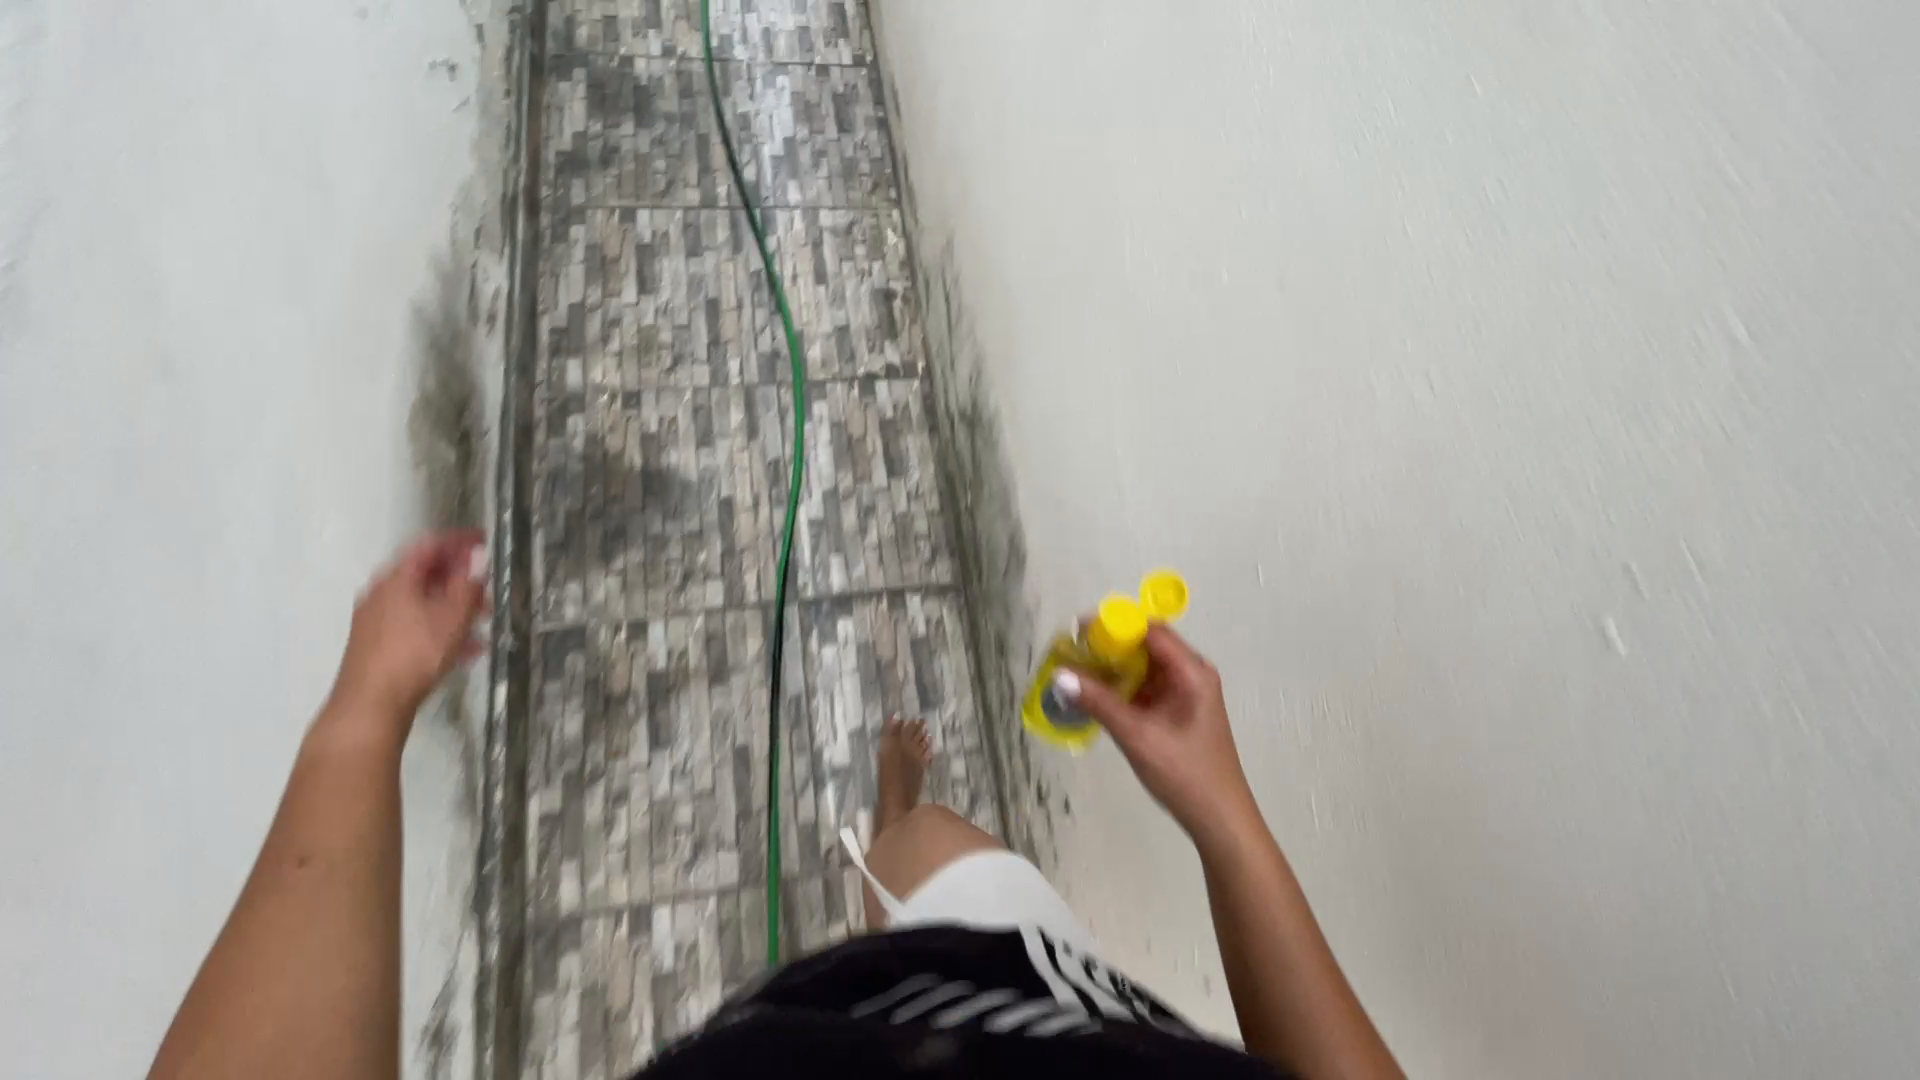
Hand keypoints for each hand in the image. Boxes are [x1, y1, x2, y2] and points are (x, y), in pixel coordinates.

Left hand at [324, 530, 488, 734]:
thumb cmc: (415, 653)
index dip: (459, 541)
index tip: (484, 541)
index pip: (430, 546)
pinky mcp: (378, 645)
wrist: (370, 704)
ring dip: (454, 606)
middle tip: (487, 584)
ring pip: (423, 603)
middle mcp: (382, 594)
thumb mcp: (452, 618)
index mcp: (397, 580)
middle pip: (425, 574)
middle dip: (460, 577)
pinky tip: (465, 649)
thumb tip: (475, 567)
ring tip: (484, 621)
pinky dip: (441, 628)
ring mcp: (377, 621)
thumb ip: (467, 588)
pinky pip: (416, 625)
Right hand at [1061, 624, 1257, 841]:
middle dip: (1107, 646)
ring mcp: (1184, 693)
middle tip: (1070, 653)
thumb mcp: (1137, 736)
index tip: (1078, 632)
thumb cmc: (1184, 773)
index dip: (1114, 625)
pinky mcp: (1176, 710)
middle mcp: (1190, 674)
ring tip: (1074, 672)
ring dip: (1111, 668)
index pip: (1150, 630)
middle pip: (1145, 644)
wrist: (1218, 819)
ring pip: (1142, 666)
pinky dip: (1119, 687)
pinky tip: (1093, 695)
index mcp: (1191, 672)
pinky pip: (1144, 687)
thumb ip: (1098, 702)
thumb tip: (1059, 675)